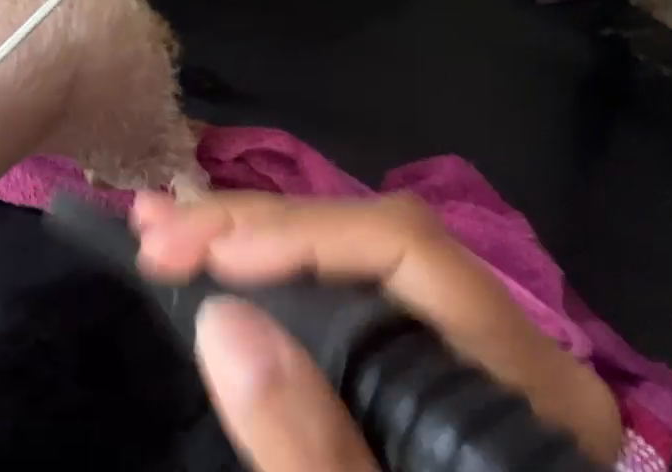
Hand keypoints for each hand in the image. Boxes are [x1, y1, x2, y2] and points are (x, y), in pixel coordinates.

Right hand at [132, 191, 620, 470]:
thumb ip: (312, 447)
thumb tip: (222, 320)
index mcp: (517, 379)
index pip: (405, 247)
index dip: (298, 235)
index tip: (207, 257)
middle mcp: (487, 341)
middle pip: (359, 233)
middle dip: (245, 226)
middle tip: (154, 232)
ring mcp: (440, 346)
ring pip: (333, 250)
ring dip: (235, 234)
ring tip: (154, 224)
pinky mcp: (396, 358)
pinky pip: (322, 284)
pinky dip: (249, 264)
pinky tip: (196, 250)